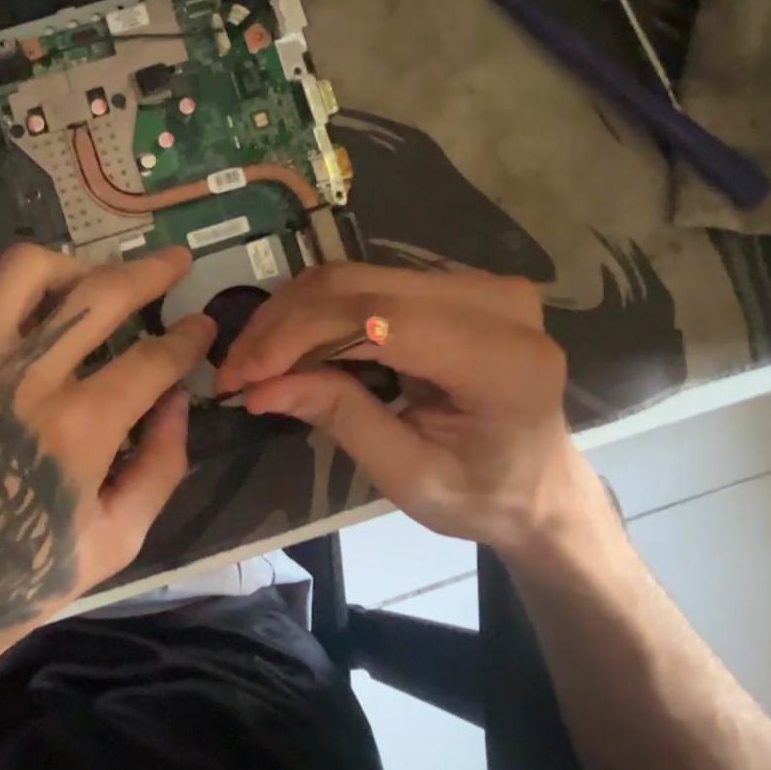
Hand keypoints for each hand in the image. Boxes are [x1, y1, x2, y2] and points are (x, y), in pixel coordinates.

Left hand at [0, 243, 214, 645]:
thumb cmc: (18, 578)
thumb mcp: (115, 541)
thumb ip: (161, 464)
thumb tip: (177, 398)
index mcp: (75, 431)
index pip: (151, 358)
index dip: (188, 337)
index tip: (202, 325)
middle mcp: (18, 380)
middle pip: (97, 293)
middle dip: (149, 271)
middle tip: (173, 262)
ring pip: (23, 272)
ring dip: (70, 269)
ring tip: (88, 285)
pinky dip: (4, 294)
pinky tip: (23, 313)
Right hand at [213, 264, 612, 554]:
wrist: (538, 486)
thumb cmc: (481, 494)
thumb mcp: (408, 474)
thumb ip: (342, 418)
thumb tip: (259, 387)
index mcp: (502, 360)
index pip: (381, 319)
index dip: (300, 337)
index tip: (242, 376)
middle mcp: (496, 303)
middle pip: (359, 286)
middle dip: (281, 325)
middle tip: (232, 371)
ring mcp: (476, 285)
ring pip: (352, 276)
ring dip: (288, 315)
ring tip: (251, 361)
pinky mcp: (452, 284)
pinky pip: (363, 282)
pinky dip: (313, 311)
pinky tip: (284, 344)